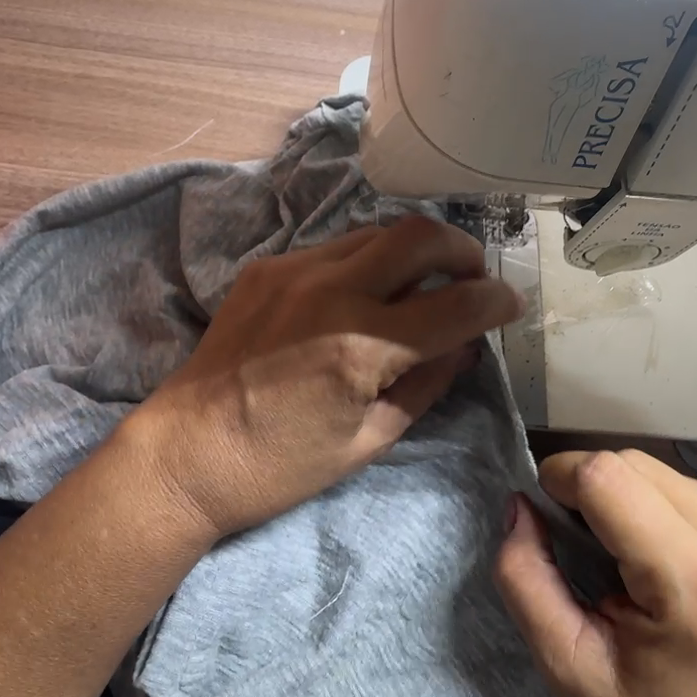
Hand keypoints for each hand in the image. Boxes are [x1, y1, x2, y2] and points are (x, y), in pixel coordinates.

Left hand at [123, 216, 524, 538]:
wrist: (185, 451)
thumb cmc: (279, 465)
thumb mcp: (367, 441)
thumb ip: (425, 385)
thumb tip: (464, 345)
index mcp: (361, 347)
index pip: (455, 304)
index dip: (496, 300)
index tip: (511, 303)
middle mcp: (330, 292)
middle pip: (419, 234)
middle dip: (462, 250)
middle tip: (470, 279)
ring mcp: (293, 270)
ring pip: (376, 231)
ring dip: (412, 250)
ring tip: (419, 284)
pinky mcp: (267, 266)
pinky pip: (334, 247)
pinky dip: (365, 260)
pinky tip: (360, 294)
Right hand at [495, 449, 696, 696]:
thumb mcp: (573, 668)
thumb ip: (525, 578)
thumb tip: (520, 504)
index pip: (607, 475)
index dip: (561, 479)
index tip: (548, 516)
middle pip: (637, 465)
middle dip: (596, 491)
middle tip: (586, 549)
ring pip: (671, 475)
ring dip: (636, 501)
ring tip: (634, 565)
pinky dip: (673, 518)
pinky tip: (675, 569)